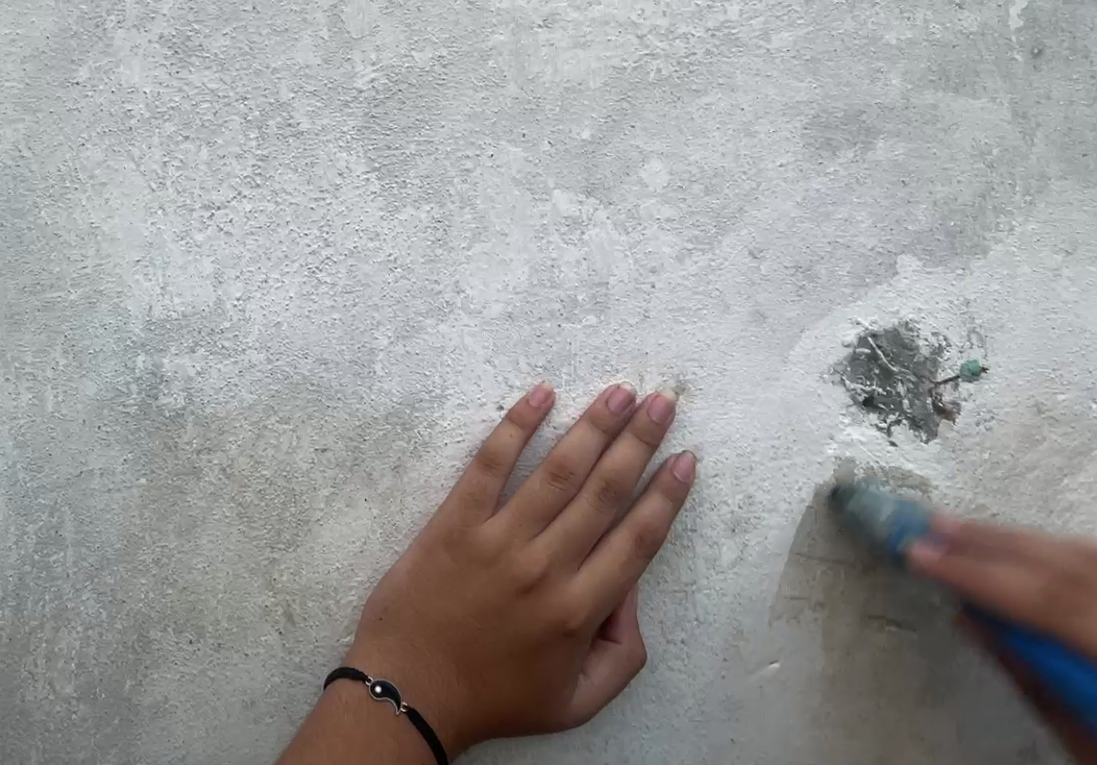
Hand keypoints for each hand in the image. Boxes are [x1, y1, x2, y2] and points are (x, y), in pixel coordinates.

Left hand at [343, 383, 696, 755]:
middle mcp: (546, 567)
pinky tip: (542, 395)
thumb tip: (633, 592)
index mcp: (580, 611)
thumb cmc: (493, 696)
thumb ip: (622, 655)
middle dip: (640, 443)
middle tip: (662, 402)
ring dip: (593, 427)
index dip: (666, 496)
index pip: (638, 539)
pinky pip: (491, 464)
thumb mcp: (575, 702)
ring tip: (620, 393)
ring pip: (558, 472)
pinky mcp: (457, 521)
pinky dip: (517, 426)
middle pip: (605, 492)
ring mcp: (499, 539)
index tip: (686, 459)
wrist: (410, 688)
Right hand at [909, 518, 1096, 763]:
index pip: (1078, 613)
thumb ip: (1061, 702)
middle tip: (927, 526)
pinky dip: (1084, 557)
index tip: (919, 555)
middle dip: (1002, 545)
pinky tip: (1045, 552)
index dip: (988, 577)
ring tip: (968, 531)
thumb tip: (984, 627)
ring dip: (1036, 544)